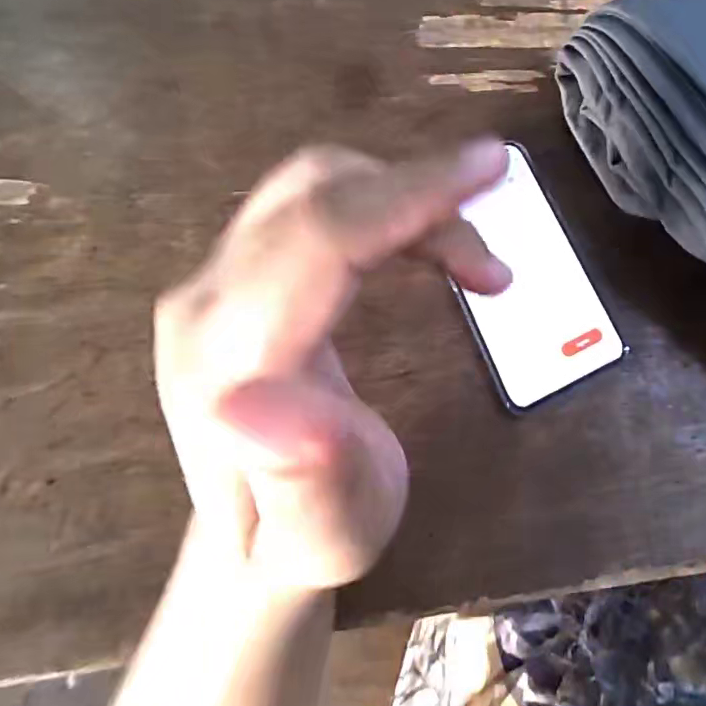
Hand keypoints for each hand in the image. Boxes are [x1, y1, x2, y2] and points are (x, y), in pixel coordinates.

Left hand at [152, 140, 510, 593]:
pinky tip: (432, 250)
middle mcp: (207, 298)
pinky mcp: (243, 269)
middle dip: (425, 196)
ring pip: (323, 185)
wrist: (252, 536)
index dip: (413, 192)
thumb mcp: (325, 539)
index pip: (325, 236)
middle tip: (498, 251)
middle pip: (323, 193)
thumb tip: (260, 400)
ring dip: (412, 202)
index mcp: (227, 357)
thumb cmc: (307, 542)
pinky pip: (324, 203)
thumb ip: (304, 483)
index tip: (494, 163)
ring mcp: (219, 276)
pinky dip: (393, 207)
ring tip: (474, 266)